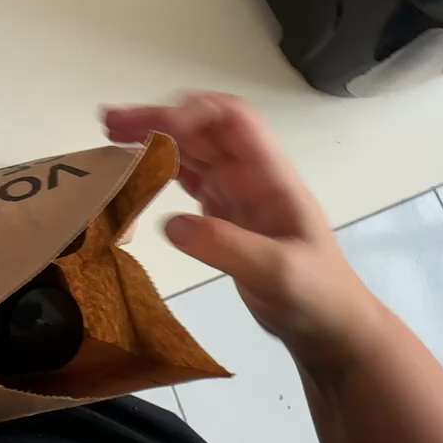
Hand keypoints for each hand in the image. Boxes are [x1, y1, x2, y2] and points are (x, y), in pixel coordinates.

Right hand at [104, 92, 383, 366]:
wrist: (330, 330)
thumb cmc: (318, 297)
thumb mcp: (278, 274)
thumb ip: (227, 247)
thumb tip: (171, 226)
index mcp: (269, 173)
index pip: (231, 120)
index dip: (193, 113)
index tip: (156, 127)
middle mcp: (249, 172)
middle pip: (200, 127)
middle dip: (158, 118)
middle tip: (113, 122)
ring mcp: (234, 189)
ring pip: (188, 147)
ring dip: (152, 135)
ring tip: (112, 135)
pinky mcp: (220, 210)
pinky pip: (183, 175)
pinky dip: (157, 165)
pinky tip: (133, 168)